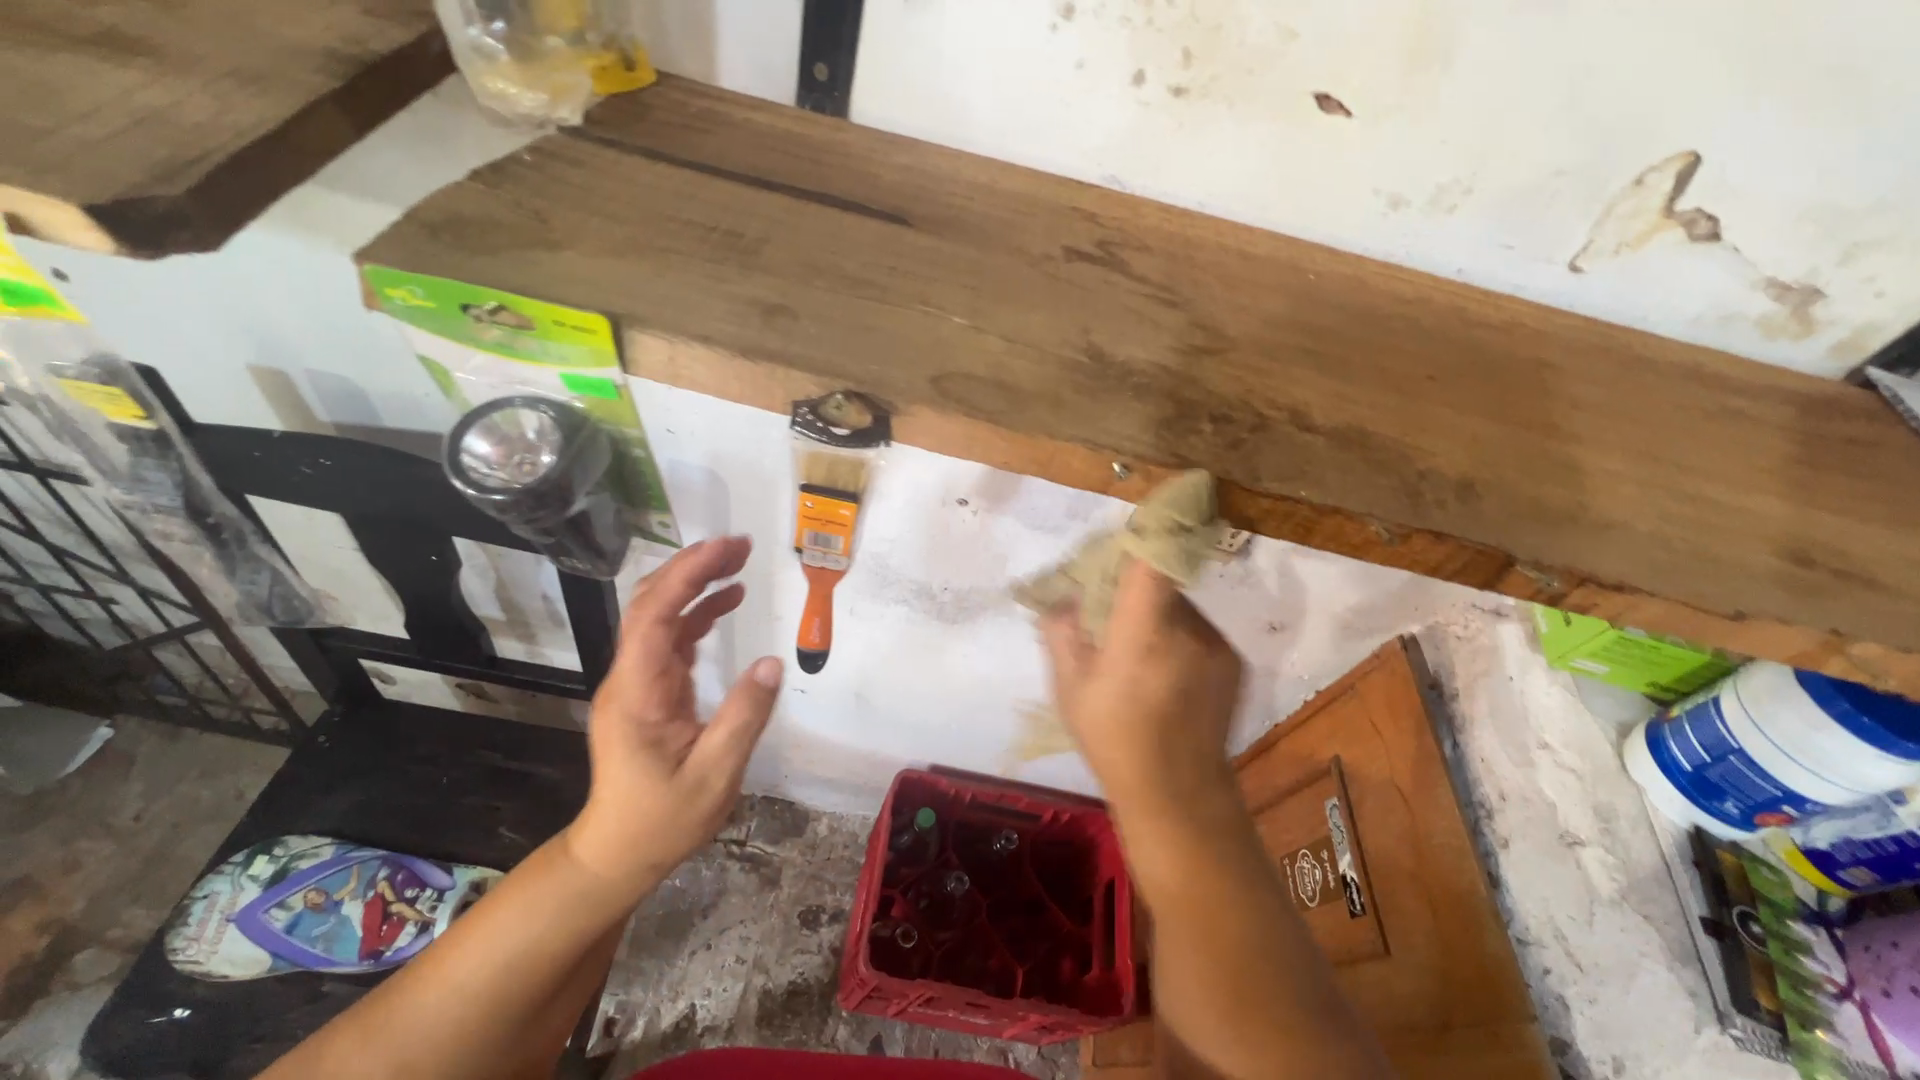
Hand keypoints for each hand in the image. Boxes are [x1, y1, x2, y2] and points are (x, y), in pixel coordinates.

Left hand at [564, 536, 782, 891]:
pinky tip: (727, 603)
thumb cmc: (664, 818)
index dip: (688, 576)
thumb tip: (773, 663)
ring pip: (660, 617)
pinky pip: (671, 641)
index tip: (726, 549)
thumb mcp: (715, 774)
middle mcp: (629, 678)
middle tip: (740, 545)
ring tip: (740, 563)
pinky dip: (698, 616)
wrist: (619, 851)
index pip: (655, 616)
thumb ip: (744, 716)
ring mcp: (636, 683)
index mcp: (637, 692)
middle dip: (692, 568)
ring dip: (696, 586)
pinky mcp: (648, 692)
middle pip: (652, 605)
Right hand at [1039, 559, 1244, 809]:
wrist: (1178, 792)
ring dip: (1159, 621)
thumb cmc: (1114, 740)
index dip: (1144, 536)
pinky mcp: (1235, 663)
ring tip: (1142, 663)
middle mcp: (1187, 628)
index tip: (1130, 530)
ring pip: (1180, 611)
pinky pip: (1201, 634)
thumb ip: (1062, 633)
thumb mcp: (1070, 689)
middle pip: (1160, 586)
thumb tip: (1063, 597)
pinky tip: (1169, 680)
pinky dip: (1181, 643)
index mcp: (1142, 631)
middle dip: (1136, 596)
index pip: (1150, 561)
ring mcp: (1216, 645)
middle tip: (1114, 625)